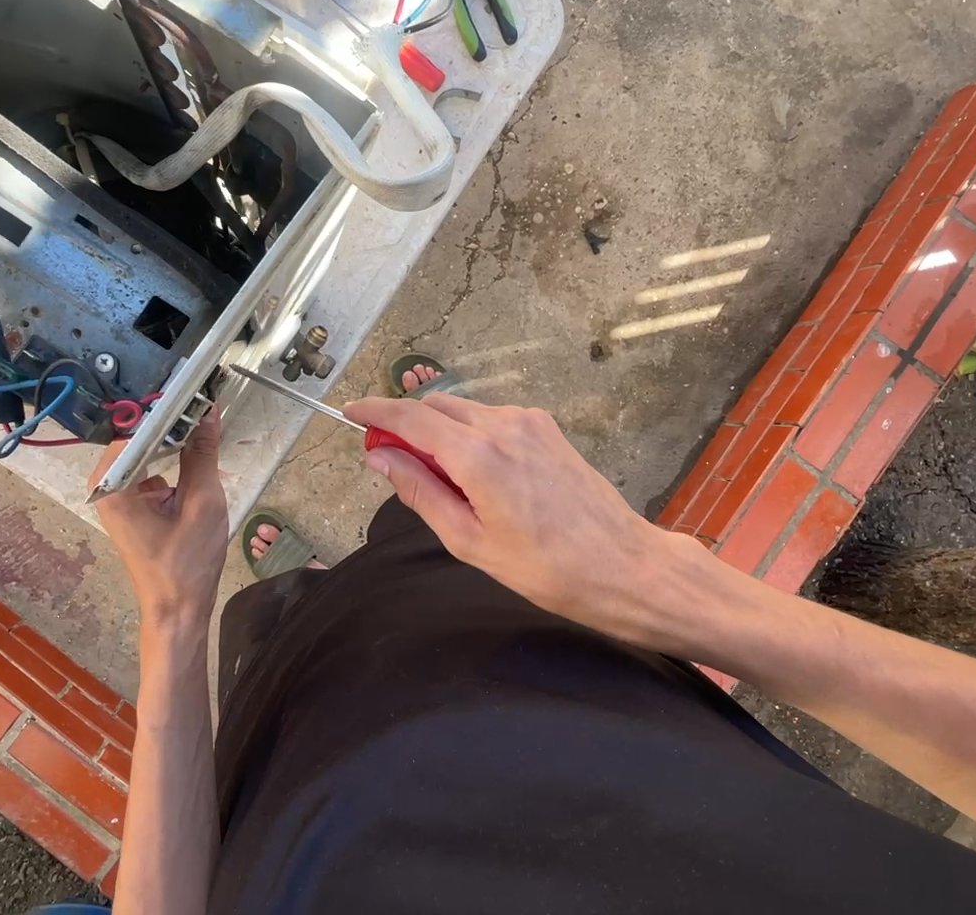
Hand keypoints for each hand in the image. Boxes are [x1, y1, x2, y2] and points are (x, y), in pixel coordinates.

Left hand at [91, 412, 230, 632]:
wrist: (179, 611)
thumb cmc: (187, 563)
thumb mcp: (202, 501)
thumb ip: (202, 453)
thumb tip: (208, 412)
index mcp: (112, 486)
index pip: (133, 429)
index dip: (163, 408)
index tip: (190, 388)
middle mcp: (107, 487)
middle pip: (137, 438)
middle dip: (169, 421)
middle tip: (201, 399)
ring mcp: (120, 498)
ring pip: (145, 453)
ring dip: (172, 439)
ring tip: (200, 417)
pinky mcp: (134, 507)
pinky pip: (150, 471)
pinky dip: (171, 459)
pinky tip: (195, 450)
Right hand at [343, 394, 751, 652]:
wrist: (625, 566)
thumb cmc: (545, 568)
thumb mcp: (468, 540)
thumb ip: (419, 490)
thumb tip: (380, 457)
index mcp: (478, 454)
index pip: (410, 416)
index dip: (375, 411)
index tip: (350, 413)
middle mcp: (503, 424)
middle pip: (435, 406)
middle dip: (405, 423)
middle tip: (388, 457)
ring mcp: (530, 421)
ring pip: (463, 410)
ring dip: (438, 430)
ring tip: (437, 476)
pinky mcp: (547, 428)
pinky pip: (491, 418)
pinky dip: (468, 433)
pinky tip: (473, 471)